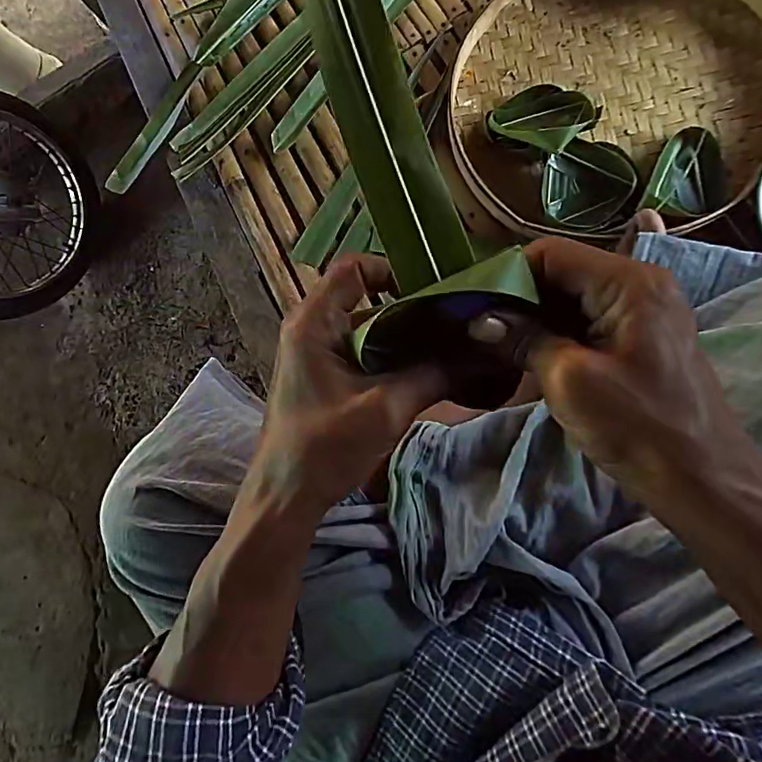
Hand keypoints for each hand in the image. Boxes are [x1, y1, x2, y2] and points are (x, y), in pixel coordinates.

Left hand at [243, 254, 448, 517]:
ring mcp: (314, 349)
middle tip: (452, 320)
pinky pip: (360, 347)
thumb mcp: (385, 409)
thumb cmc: (324, 448)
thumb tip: (476, 353)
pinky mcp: (322, 372)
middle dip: (408, 305)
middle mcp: (310, 326)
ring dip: (401, 333)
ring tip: (447, 344)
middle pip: (363, 294)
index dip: (392, 270)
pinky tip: (422, 368)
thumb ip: (431, 375)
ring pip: (365, 323)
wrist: (285, 495)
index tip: (431, 293)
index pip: (353, 267)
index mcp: (313, 322)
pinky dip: (389, 352)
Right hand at [500, 237, 761, 498]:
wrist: (706, 484)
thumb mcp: (568, 380)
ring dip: (535, 321)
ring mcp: (643, 310)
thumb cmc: (639, 429)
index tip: (477, 309)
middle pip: (560, 273)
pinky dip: (557, 335)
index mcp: (629, 282)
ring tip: (503, 349)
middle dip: (519, 300)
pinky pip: (587, 320)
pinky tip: (534, 360)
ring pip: (570, 299)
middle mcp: (639, 284)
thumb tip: (479, 319)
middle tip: (484, 333)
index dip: (508, 276)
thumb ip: (523, 338)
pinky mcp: (641, 337)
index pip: (550, 253)